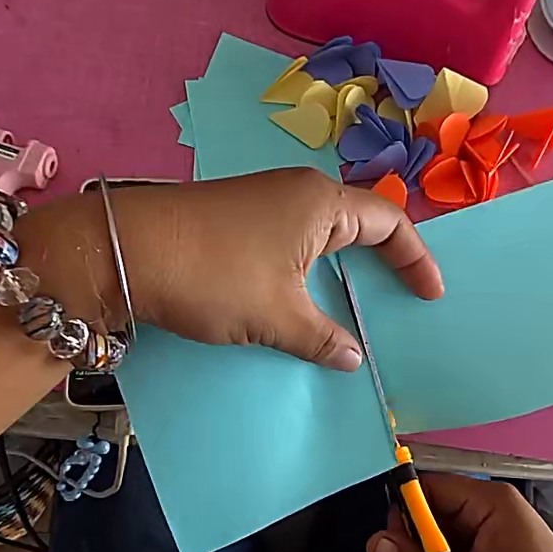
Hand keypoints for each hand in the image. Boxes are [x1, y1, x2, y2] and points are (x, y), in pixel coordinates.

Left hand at [23, 169, 442, 369]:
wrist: (122, 252)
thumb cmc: (213, 275)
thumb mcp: (275, 315)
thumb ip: (321, 338)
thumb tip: (352, 358)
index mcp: (322, 203)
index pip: (390, 223)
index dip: (416, 258)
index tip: (430, 294)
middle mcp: (299, 193)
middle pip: (361, 223)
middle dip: (384, 261)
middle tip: (399, 298)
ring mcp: (266, 202)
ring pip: (324, 235)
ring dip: (345, 268)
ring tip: (358, 305)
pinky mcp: (241, 219)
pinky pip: (295, 242)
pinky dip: (312, 270)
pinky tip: (307, 298)